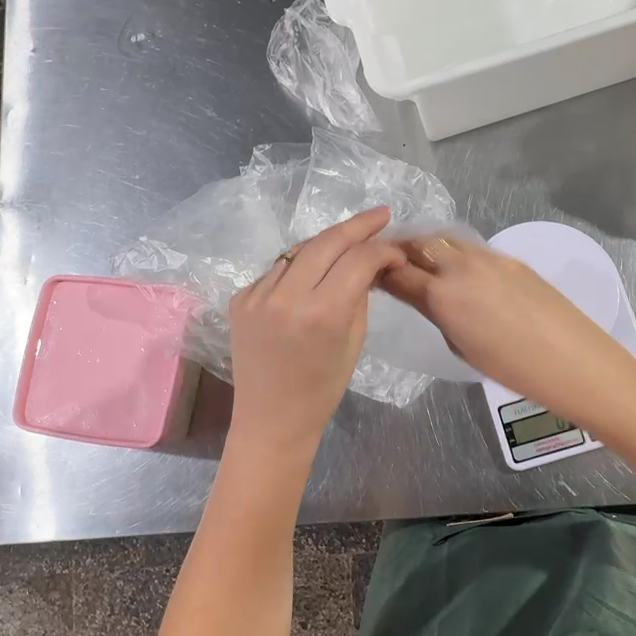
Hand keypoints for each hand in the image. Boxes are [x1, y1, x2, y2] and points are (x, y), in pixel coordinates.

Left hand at [227, 208, 403, 456]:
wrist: (271, 419)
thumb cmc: (322, 388)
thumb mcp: (353, 341)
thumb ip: (360, 296)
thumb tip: (369, 263)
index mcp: (323, 313)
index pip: (358, 259)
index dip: (381, 249)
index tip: (395, 250)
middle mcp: (287, 297)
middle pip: (326, 242)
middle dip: (356, 226)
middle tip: (380, 216)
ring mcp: (257, 296)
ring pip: (298, 251)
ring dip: (325, 244)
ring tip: (349, 241)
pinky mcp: (239, 299)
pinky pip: (276, 271)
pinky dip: (298, 267)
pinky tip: (313, 274)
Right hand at [379, 236, 635, 426]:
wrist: (572, 358)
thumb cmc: (512, 368)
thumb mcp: (461, 347)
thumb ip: (438, 315)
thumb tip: (427, 299)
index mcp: (441, 295)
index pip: (397, 273)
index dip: (379, 272)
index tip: (369, 275)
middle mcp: (460, 267)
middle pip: (418, 244)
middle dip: (399, 250)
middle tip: (389, 261)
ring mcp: (487, 257)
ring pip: (445, 240)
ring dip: (427, 246)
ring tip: (421, 262)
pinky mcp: (510, 258)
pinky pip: (471, 247)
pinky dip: (454, 252)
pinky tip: (457, 269)